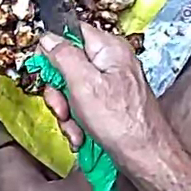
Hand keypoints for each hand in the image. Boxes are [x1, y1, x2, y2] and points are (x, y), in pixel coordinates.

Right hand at [38, 23, 184, 176]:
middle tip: (63, 108)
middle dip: (60, 92)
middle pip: (69, 65)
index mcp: (109, 49)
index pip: (73, 32)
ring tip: (77, 129)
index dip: (54, 49)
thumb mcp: (83, 83)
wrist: (144, 158)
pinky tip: (83, 136)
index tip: (45, 69)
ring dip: (67, 113)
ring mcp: (111, 86)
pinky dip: (78, 124)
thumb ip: (64, 55)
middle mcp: (112, 64)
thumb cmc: (122, 123)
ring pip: (72, 91)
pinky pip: (83, 108)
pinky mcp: (110, 106)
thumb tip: (48, 38)